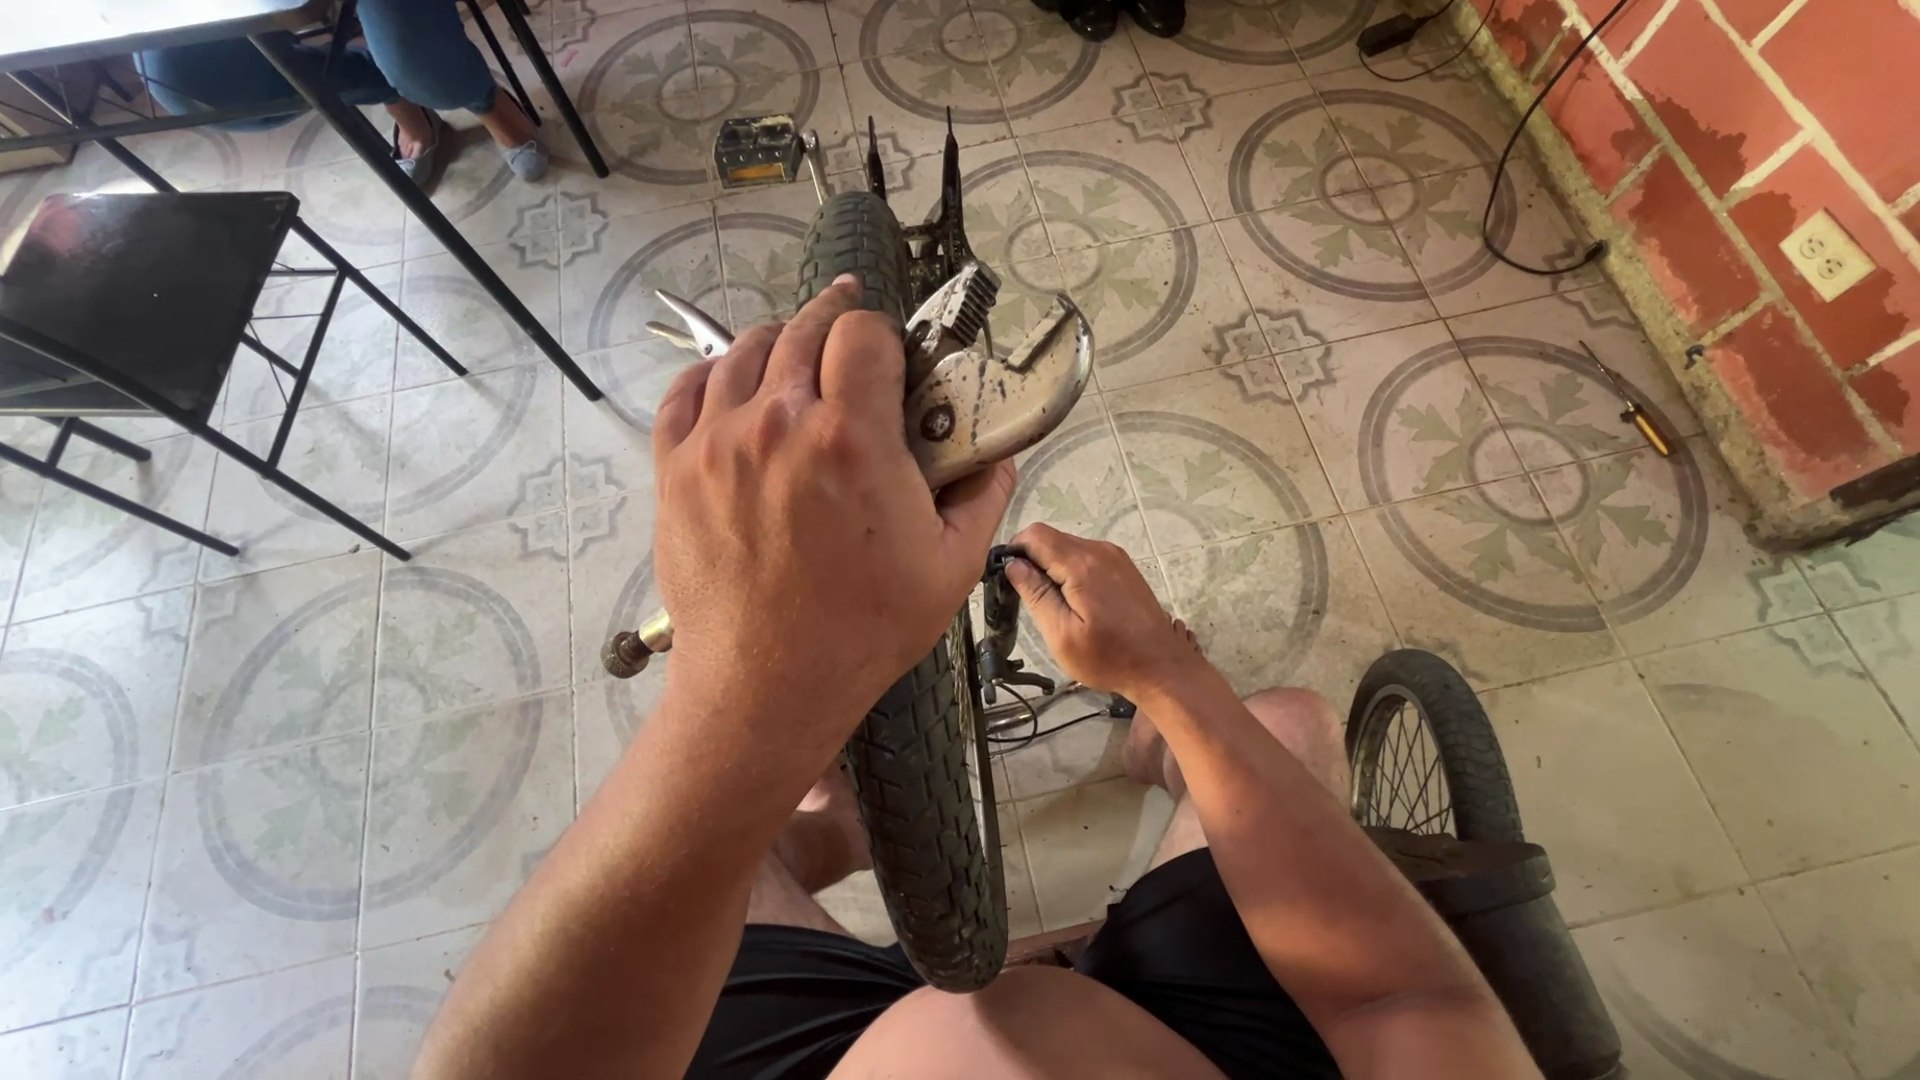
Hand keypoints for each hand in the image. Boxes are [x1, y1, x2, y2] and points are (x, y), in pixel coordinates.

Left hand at [651, 277, 1015, 747]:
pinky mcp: (675, 472)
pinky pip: (684, 393)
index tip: (891, 361)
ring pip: (744, 353)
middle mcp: (778, 423)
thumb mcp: (952, 566)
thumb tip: (998, 452)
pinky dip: (714, 376)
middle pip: (803, 329)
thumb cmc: (864, 629)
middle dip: (835, 325)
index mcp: (851, 439)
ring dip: (779, 347)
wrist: (767, 684)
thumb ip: (982, 495)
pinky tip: (734, 386)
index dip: (883, 335)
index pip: (862, 333)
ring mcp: (716, 444)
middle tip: (852, 346)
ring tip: (798, 366)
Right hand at [1003, 523, 1206, 698]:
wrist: (1161, 667)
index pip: (1034, 535)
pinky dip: (1071, 572)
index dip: (1015, 552)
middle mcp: (1099, 550)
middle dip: (1033, 562)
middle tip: (1031, 601)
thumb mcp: (1062, 634)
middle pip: (1050, 539)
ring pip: (1067, 547)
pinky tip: (1076, 604)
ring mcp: (1114, 556)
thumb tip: (1013, 564)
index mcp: (1082, 564)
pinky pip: (1085, 557)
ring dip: (1052, 569)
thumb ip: (1036, 594)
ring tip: (1055, 607)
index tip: (1010, 581)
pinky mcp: (1123, 567)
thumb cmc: (1108, 658)